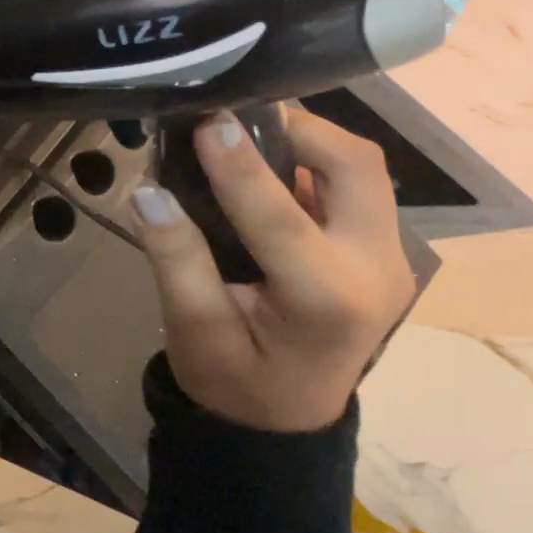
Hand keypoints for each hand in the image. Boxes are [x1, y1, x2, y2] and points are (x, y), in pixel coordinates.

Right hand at [132, 109, 414, 431]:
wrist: (281, 417)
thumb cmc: (230, 377)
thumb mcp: (192, 327)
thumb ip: (174, 259)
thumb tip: (146, 193)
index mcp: (325, 298)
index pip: (280, 215)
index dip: (240, 164)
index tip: (206, 119)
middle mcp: (375, 269)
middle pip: (358, 171)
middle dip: (299, 130)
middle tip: (232, 115)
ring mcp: (387, 259)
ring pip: (364, 173)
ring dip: (308, 141)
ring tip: (243, 129)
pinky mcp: (378, 252)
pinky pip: (354, 189)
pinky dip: (311, 162)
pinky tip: (262, 162)